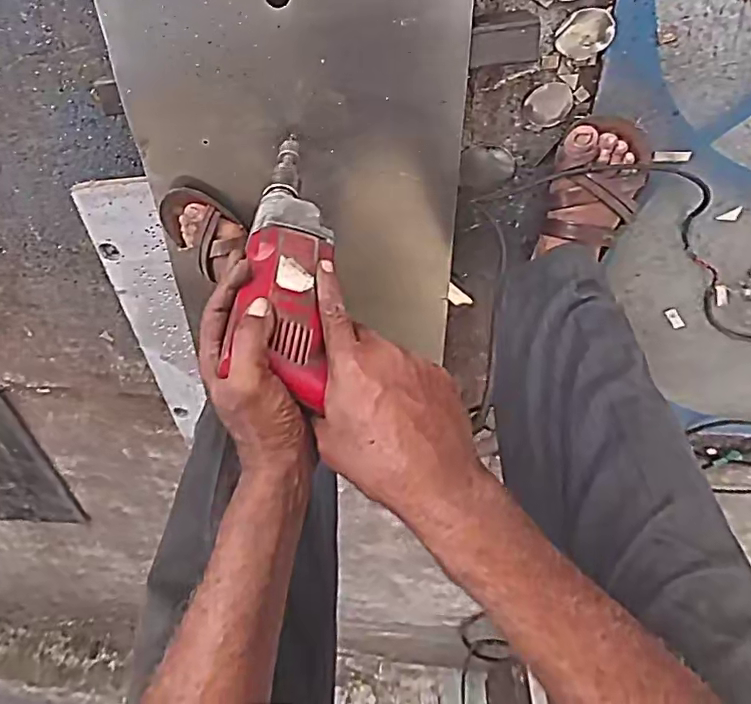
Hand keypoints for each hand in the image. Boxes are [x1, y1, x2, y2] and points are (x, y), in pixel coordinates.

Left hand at [197, 255, 314, 476]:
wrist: (286, 464)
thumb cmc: (262, 435)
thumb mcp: (249, 383)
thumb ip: (248, 342)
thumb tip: (257, 308)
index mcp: (219, 360)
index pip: (218, 310)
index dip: (230, 284)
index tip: (247, 265)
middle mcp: (236, 359)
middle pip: (241, 310)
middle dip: (254, 285)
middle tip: (268, 264)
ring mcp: (260, 364)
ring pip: (265, 321)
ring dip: (276, 300)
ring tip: (287, 281)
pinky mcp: (282, 369)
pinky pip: (287, 337)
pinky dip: (295, 321)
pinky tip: (305, 314)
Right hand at [312, 260, 488, 524]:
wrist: (439, 483)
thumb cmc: (387, 466)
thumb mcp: (330, 441)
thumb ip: (316, 407)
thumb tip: (311, 399)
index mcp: (352, 365)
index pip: (333, 311)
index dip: (325, 285)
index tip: (323, 267)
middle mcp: (384, 355)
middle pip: (359, 337)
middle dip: (349, 354)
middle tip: (346, 383)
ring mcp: (414, 362)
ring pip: (386, 355)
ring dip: (378, 372)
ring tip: (380, 410)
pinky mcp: (437, 374)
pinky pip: (412, 369)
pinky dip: (404, 384)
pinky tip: (404, 413)